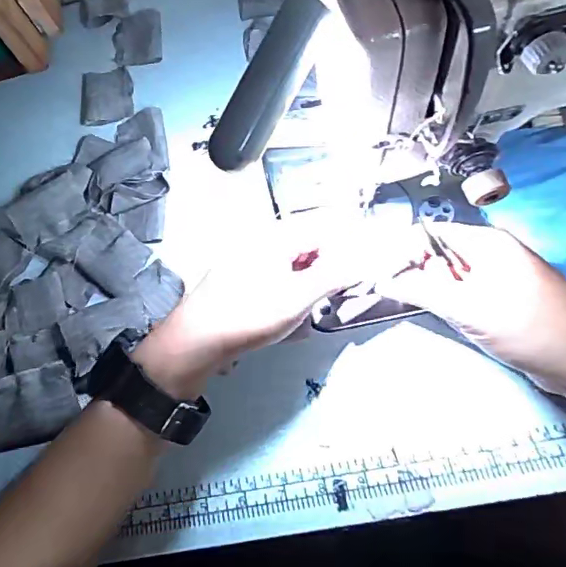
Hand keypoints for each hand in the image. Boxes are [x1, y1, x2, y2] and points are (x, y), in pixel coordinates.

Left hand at [133, 214, 379, 399]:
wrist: (196, 340)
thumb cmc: (250, 315)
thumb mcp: (300, 296)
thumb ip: (336, 274)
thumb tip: (366, 258)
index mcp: (278, 235)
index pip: (328, 226)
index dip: (353, 242)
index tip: (369, 264)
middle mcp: (263, 239)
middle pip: (311, 242)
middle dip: (334, 263)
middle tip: (347, 288)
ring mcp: (249, 257)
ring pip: (295, 260)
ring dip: (314, 277)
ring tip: (321, 301)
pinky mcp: (241, 277)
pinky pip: (279, 273)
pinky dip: (295, 286)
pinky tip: (295, 309)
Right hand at [380, 223, 565, 436]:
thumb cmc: (525, 326)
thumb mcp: (466, 306)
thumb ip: (422, 288)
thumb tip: (383, 276)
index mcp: (485, 242)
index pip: (431, 233)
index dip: (403, 252)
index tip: (380, 277)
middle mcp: (493, 253)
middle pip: (440, 255)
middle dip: (417, 274)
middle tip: (397, 298)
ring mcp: (502, 278)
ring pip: (454, 278)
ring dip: (436, 294)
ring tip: (419, 310)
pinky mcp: (508, 302)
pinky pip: (470, 296)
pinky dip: (455, 307)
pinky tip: (450, 322)